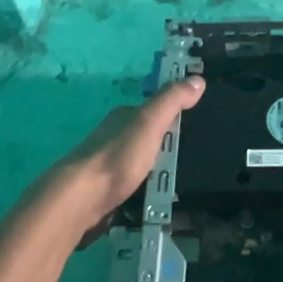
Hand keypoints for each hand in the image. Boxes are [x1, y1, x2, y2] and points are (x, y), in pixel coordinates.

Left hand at [40, 76, 205, 228]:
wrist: (82, 198)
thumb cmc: (118, 156)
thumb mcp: (150, 122)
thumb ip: (172, 101)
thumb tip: (198, 79)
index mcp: (124, 116)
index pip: (155, 110)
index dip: (176, 117)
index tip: (200, 131)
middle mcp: (114, 136)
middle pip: (149, 138)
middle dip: (169, 148)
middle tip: (198, 163)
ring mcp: (110, 164)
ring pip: (143, 164)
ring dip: (160, 172)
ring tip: (186, 187)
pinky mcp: (108, 191)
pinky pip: (137, 188)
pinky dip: (150, 192)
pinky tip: (162, 202)